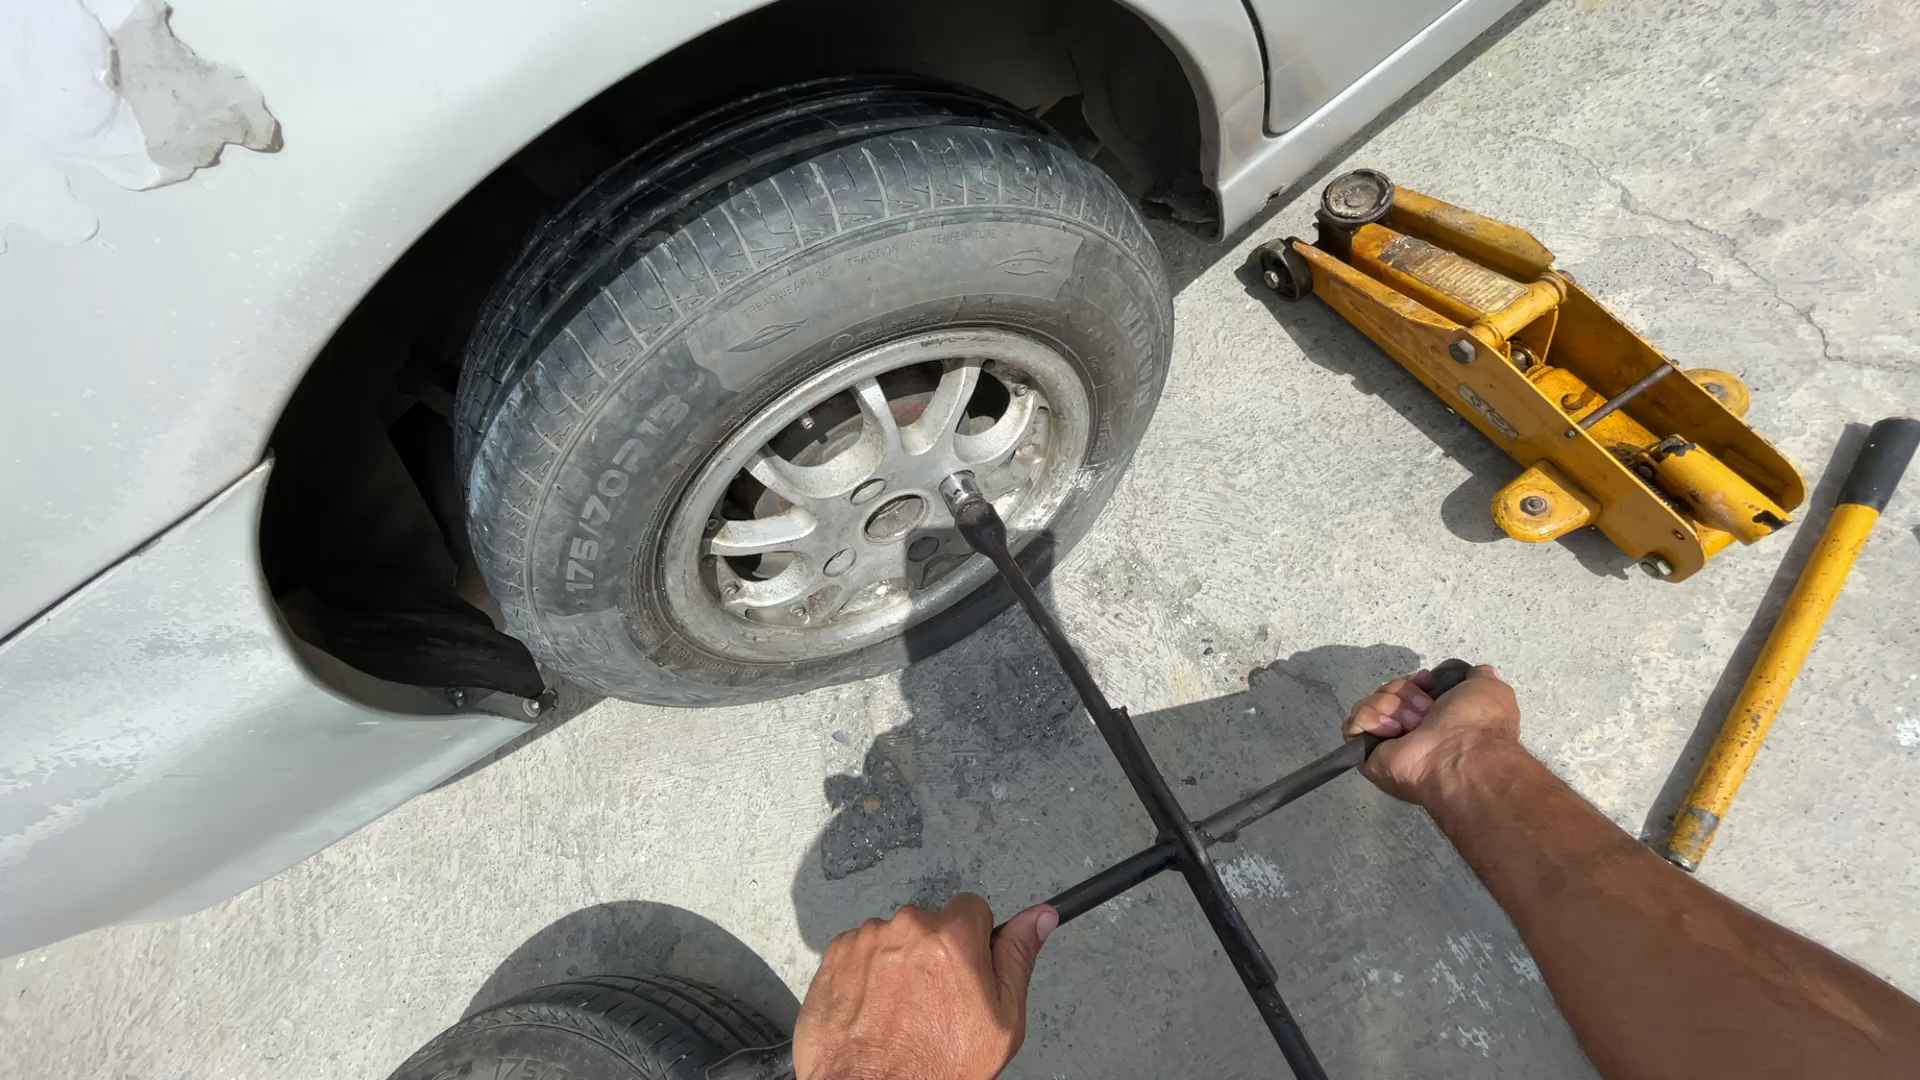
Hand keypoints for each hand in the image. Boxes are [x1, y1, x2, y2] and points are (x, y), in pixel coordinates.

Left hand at [793, 895, 1056, 1079]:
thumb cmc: (936, 1068)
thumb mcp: (1001, 1022)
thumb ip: (1018, 957)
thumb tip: (1040, 917)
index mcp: (952, 936)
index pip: (971, 907)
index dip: (973, 940)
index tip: (966, 968)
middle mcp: (908, 926)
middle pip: (931, 923)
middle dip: (935, 953)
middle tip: (935, 1002)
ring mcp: (868, 938)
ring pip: (895, 937)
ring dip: (899, 963)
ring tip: (901, 1012)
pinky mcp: (837, 954)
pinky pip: (861, 950)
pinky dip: (867, 974)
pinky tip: (874, 1009)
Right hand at [1343, 664, 1519, 804]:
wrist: (1459, 755)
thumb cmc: (1475, 725)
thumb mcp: (1490, 690)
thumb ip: (1480, 677)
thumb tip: (1479, 671)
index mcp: (1433, 718)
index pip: (1406, 688)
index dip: (1413, 682)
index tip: (1426, 682)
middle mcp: (1408, 729)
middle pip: (1385, 692)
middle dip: (1403, 695)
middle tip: (1424, 712)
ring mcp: (1383, 741)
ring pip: (1369, 704)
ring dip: (1391, 709)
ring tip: (1411, 726)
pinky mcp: (1363, 751)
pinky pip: (1352, 723)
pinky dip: (1371, 721)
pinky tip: (1392, 731)